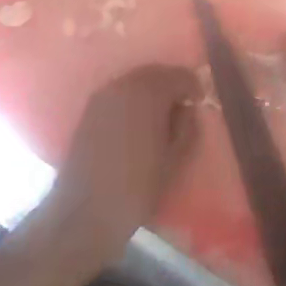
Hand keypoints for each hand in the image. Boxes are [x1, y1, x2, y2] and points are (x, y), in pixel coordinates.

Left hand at [38, 65, 200, 269]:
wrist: (85, 213)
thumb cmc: (136, 188)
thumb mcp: (174, 160)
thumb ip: (186, 127)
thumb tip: (188, 109)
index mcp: (148, 93)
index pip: (178, 76)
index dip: (193, 86)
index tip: (200, 102)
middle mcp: (123, 85)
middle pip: (154, 73)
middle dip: (171, 85)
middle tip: (183, 105)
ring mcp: (102, 96)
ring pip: (134, 81)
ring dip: (151, 91)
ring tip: (161, 115)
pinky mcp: (89, 110)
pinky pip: (118, 93)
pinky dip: (132, 99)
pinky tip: (138, 121)